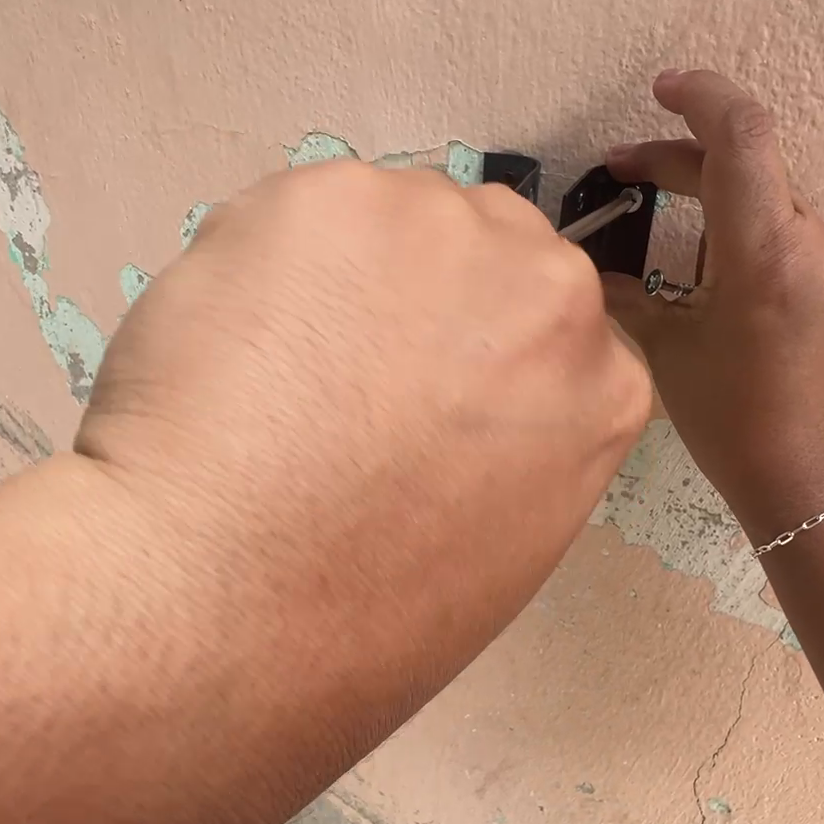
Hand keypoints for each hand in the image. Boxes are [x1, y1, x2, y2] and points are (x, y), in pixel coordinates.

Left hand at [74, 160, 649, 737]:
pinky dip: (269, 268)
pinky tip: (238, 349)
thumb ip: (512, 458)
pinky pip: (302, 219)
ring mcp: (439, 230)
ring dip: (347, 280)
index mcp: (601, 391)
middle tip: (346, 378)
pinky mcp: (324, 199)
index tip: (423, 395)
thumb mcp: (493, 558)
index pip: (551, 338)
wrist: (221, 603)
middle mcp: (546, 291)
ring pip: (394, 224)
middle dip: (427, 303)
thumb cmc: (360, 625)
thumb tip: (460, 412)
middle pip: (487, 255)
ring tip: (282, 376)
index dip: (476, 362)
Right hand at [603, 70, 823, 535]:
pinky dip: (733, 225)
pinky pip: (780, 231)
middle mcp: (810, 239)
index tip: (659, 90)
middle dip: (681, 156)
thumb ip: (632, 300)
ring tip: (652, 209)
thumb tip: (594, 277)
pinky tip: (696, 256)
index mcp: (764, 251)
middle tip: (621, 170)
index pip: (741, 136)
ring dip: (708, 192)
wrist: (806, 474)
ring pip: (764, 197)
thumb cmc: (731, 422)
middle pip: (748, 161)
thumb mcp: (670, 353)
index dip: (699, 97)